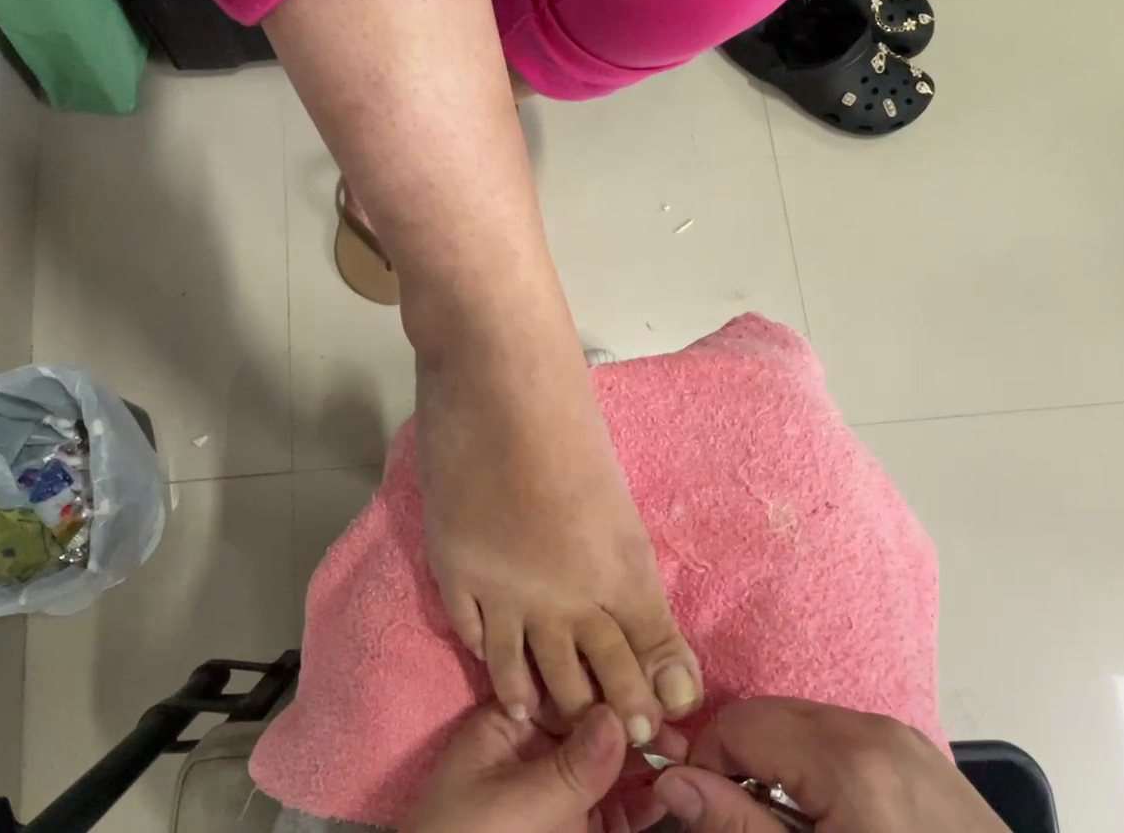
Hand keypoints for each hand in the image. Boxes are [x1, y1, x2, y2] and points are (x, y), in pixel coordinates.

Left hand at [404, 704, 666, 832]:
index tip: (654, 686)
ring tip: (687, 756)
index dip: (608, 684)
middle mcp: (535, 748)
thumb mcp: (517, 802)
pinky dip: (642, 802)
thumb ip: (571, 764)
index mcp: (509, 723)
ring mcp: (556, 790)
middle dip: (635, 722)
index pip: (564, 688)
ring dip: (647, 761)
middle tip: (682, 726)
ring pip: (610, 764)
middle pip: (593, 724)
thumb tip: (619, 713)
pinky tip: (672, 793)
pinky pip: (613, 807)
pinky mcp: (574, 827)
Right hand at [415, 348, 701, 744]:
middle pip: (595, 676)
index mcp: (621, 565)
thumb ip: (618, 554)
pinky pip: (476, 638)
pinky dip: (491, 663)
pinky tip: (499, 680)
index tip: (666, 717)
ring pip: (532, 673)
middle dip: (615, 713)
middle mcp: (568, 594)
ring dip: (550, 703)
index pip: (650, 652)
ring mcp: (506, 589)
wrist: (496, 381)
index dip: (661, 692)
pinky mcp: (456, 572)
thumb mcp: (611, 488)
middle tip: (623, 741)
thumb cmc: (564, 415)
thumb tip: (623, 600)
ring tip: (556, 724)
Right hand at [652, 698, 1010, 832]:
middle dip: (741, 761)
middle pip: (768, 714)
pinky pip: (843, 737)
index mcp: (848, 759)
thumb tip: (672, 784)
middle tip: (746, 821)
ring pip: (803, 724)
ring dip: (779, 764)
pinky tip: (834, 818)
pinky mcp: (922, 754)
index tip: (708, 812)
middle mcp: (875, 729)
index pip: (738, 722)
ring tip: (793, 826)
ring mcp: (904, 737)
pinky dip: (818, 766)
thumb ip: (738, 826)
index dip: (708, 764)